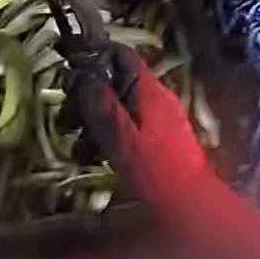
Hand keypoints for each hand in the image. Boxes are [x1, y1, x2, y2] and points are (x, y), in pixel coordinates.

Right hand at [71, 44, 213, 209]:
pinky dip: (110, 136)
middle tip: (69, 120)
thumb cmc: (153, 169)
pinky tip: (98, 158)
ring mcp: (161, 117)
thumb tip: (83, 75)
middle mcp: (156, 97)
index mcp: (147, 89)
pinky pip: (129, 125)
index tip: (70, 68)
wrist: (190, 204)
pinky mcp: (161, 137)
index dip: (94, 55)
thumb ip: (100, 102)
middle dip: (88, 99)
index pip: (120, 54)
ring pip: (119, 106)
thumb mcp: (119, 134)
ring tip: (82, 150)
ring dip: (96, 123)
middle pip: (116, 82)